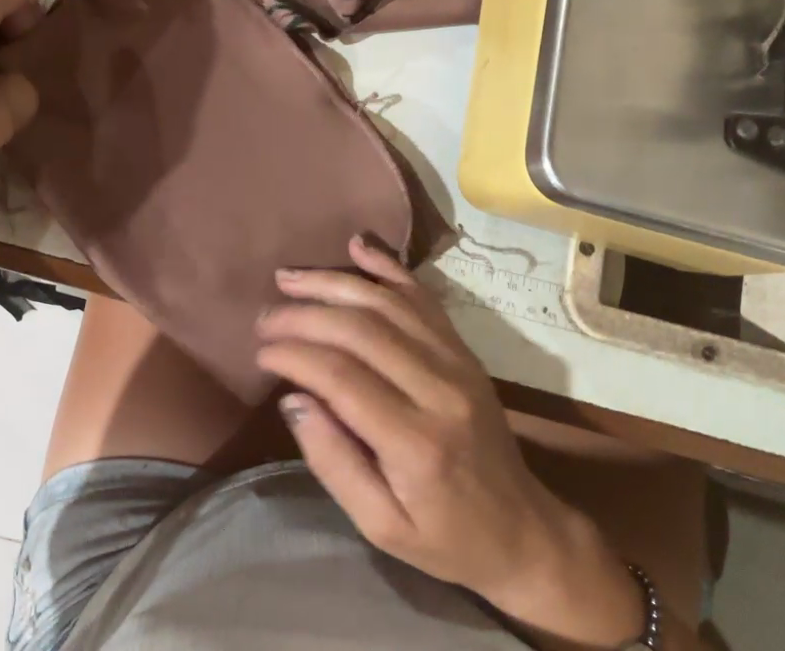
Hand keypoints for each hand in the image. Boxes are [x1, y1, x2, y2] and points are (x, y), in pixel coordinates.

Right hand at [257, 237, 645, 646]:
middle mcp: (440, 390)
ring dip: (334, 282)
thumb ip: (333, 463)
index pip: (341, 375)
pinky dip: (387, 267)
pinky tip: (356, 246)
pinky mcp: (465, 351)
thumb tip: (293, 399)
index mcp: (415, 441)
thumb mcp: (381, 527)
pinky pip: (422, 298)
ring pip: (388, 303)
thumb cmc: (444, 538)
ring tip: (288, 278)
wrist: (524, 530)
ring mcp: (458, 363)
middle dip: (304, 313)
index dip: (293, 353)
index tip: (260, 352)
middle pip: (361, 328)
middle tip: (264, 316)